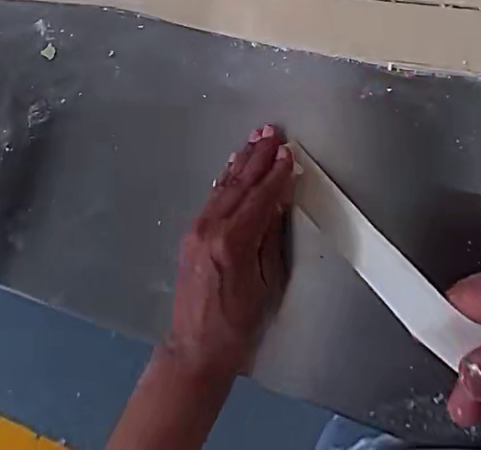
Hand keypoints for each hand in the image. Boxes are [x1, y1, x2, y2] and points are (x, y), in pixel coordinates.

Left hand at [109, 126, 297, 449]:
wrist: (195, 350)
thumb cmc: (237, 325)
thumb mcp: (266, 283)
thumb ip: (271, 236)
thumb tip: (279, 199)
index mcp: (233, 243)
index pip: (260, 197)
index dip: (276, 173)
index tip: (288, 153)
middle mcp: (211, 229)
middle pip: (240, 184)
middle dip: (258, 156)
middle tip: (272, 132)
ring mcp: (198, 229)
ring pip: (225, 186)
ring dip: (242, 160)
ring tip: (255, 138)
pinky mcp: (192, 232)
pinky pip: (214, 197)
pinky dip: (227, 177)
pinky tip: (234, 164)